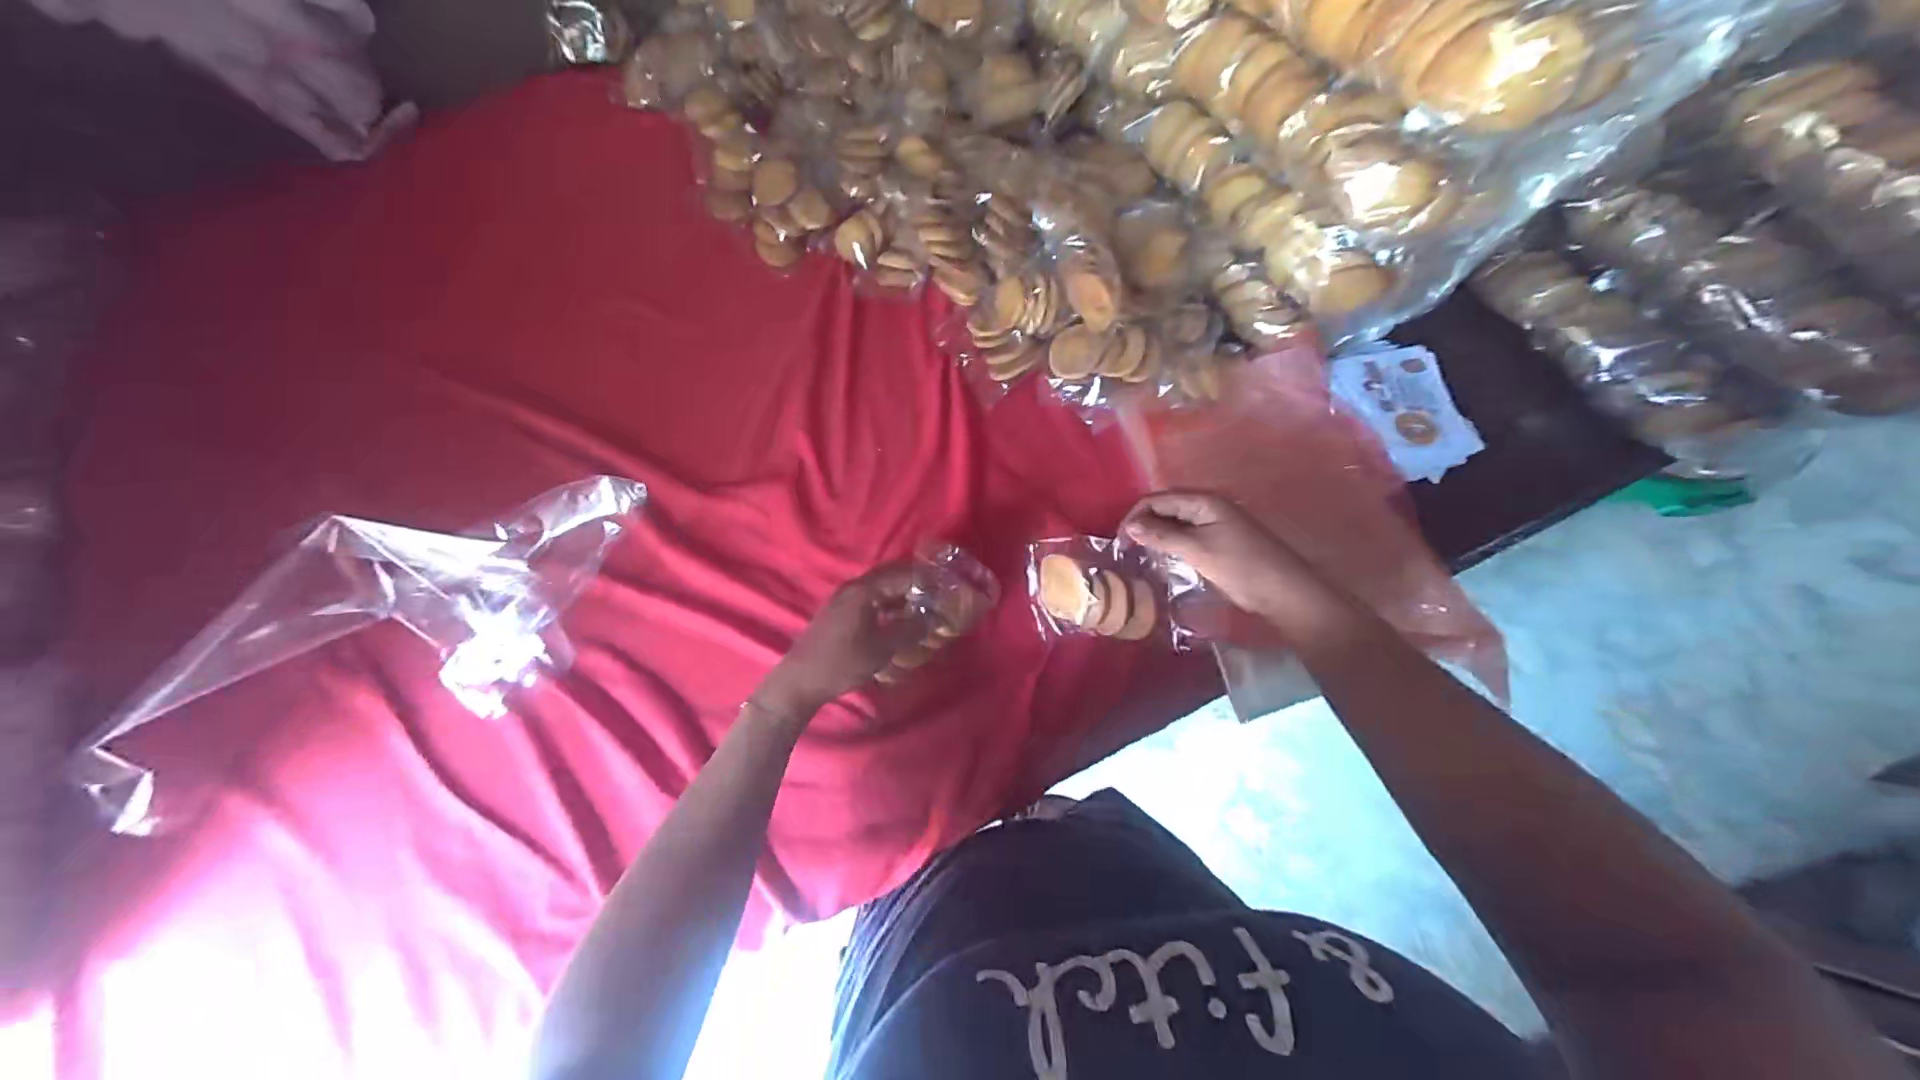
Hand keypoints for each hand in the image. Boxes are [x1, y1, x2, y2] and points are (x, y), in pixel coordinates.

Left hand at [754, 562, 928, 722]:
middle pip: (891, 575)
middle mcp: (854, 587)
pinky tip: (898, 617)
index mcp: (865, 590)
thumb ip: (910, 630)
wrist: (801, 680)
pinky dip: (888, 601)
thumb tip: (932, 618)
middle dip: (916, 582)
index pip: (903, 574)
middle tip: (938, 594)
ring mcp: (844, 597)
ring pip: (880, 586)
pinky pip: (871, 596)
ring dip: (902, 592)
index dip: (928, 580)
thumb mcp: (883, 649)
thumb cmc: (843, 663)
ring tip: (923, 606)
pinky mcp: (840, 610)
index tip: (948, 588)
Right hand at [1121, 490, 1353, 643]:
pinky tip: (1163, 558)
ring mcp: (1216, 522)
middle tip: (1127, 550)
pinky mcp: (1220, 540)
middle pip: (1165, 507)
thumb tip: (1130, 526)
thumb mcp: (1197, 550)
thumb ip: (1162, 536)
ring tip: (1140, 555)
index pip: (1157, 499)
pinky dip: (1171, 543)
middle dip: (1143, 524)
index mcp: (1203, 501)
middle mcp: (1208, 505)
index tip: (1120, 542)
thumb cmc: (1240, 567)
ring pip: (1175, 522)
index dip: (1134, 517)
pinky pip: (1187, 534)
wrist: (1283, 592)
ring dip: (1156, 534)